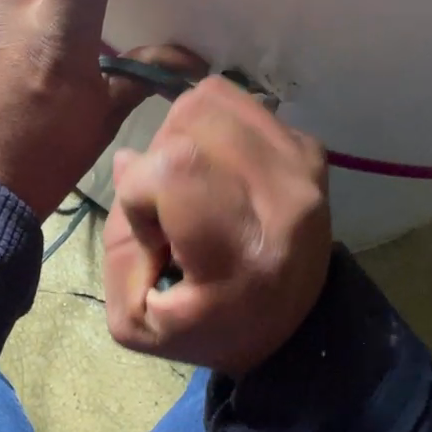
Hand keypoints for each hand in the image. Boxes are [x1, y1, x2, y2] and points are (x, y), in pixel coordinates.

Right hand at [103, 77, 332, 375]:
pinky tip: (220, 173)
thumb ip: (121, 245)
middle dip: (160, 158)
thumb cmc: (210, 329)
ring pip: (211, 101)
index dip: (142, 193)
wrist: (293, 329)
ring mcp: (303, 165)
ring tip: (195, 186)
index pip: (175, 167)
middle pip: (190, 122)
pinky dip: (214, 129)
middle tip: (174, 207)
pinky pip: (239, 105)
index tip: (157, 234)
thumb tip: (130, 159)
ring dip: (184, 137)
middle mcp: (284, 195)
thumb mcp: (138, 320)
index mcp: (244, 250)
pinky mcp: (310, 148)